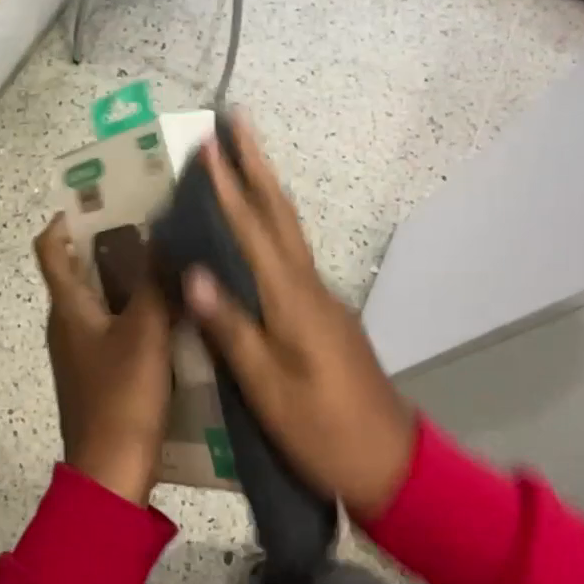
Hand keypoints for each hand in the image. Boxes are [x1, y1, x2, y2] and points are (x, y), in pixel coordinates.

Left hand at [35, 214, 172, 505]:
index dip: (63, 222)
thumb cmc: (122, 396)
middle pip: (78, 273)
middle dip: (108, 248)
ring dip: (123, 282)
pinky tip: (168, 319)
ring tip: (165, 267)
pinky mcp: (94, 378)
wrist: (110, 474)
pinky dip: (130, 315)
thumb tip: (160, 235)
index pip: (50, 250)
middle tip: (149, 230)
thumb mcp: (145, 333)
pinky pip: (109, 331)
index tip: (92, 203)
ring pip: (97, 303)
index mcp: (67, 307)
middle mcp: (64, 325)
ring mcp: (77, 354)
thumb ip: (153, 283)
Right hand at [182, 115, 417, 520]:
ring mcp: (320, 298)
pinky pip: (289, 253)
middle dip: (257, 164)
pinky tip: (257, 226)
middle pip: (280, 214)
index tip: (210, 144)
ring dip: (265, 187)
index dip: (228, 187)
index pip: (253, 231)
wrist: (390, 463)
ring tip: (245, 157)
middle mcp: (308, 287)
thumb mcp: (268, 388)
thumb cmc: (321, 429)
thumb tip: (193, 272)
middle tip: (239, 120)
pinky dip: (270, 223)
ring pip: (288, 229)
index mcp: (292, 300)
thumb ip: (232, 328)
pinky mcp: (322, 314)